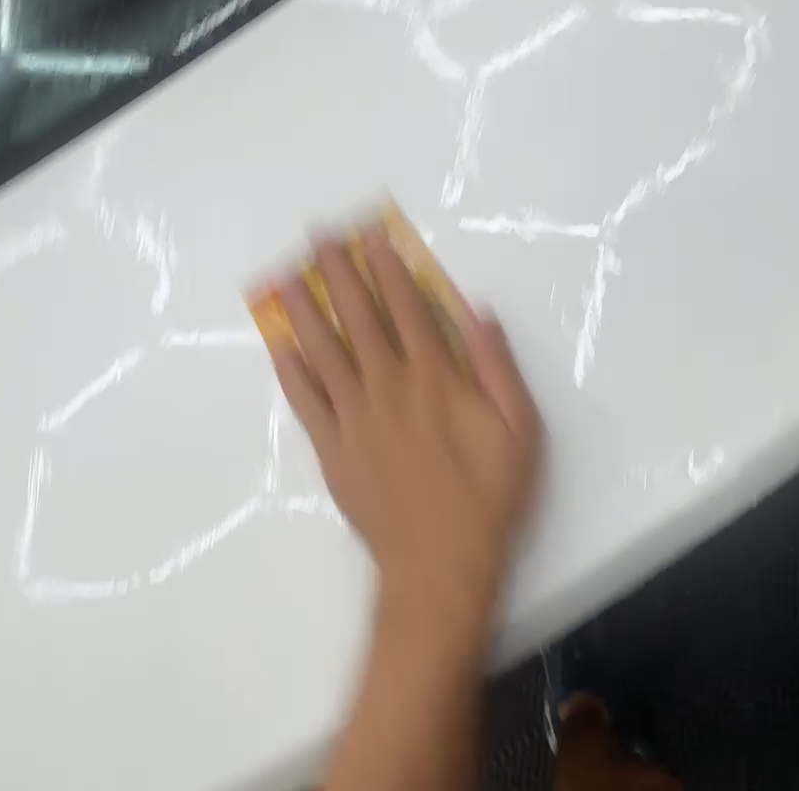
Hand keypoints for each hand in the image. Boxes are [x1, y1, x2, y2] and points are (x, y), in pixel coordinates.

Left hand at [269, 227, 543, 638]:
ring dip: (304, 308)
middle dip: (337, 271)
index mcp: (434, 377)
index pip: (406, 307)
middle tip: (316, 235)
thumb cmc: (488, 496)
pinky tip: (278, 343)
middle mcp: (387, 385)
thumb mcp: (520, 430)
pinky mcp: (331, 447)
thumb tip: (478, 311)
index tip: (369, 236)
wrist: (439, 564)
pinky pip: (304, 399)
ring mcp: (353, 416)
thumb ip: (497, 366)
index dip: (388, 267)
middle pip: (357, 316)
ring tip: (285, 274)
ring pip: (322, 349)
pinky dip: (289, 369)